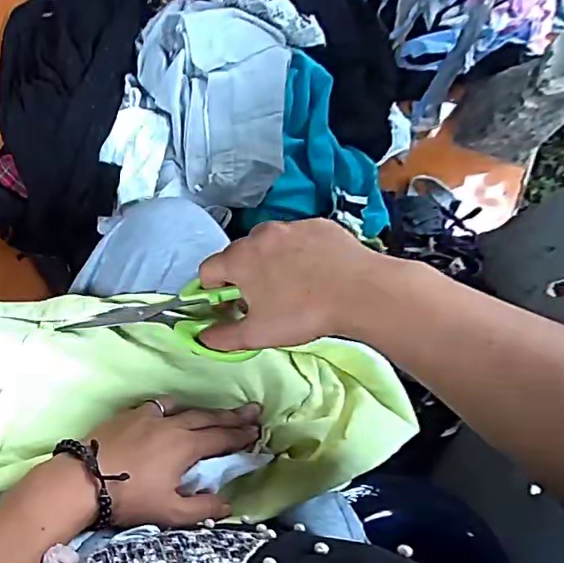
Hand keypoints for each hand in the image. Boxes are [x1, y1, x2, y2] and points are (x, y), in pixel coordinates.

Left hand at [83, 398, 261, 526]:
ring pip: (186, 409)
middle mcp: (172, 425)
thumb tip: (227, 504)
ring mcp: (149, 417)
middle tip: (253, 412)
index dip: (242, 437)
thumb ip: (202, 509)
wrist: (81, 480)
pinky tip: (174, 408)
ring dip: (206, 411)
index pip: (222, 439)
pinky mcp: (129, 415)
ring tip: (219, 412)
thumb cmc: (128, 499)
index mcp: (186, 447)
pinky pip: (159, 405)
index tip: (257, 434)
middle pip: (209, 418)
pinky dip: (174, 406)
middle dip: (233, 417)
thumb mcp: (170, 512)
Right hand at [196, 218, 405, 351]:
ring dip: (270, 263)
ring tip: (292, 287)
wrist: (360, 291)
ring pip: (268, 245)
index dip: (213, 291)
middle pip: (238, 255)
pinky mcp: (319, 224)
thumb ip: (223, 337)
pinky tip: (315, 274)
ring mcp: (291, 226)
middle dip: (242, 277)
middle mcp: (260, 235)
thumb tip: (203, 338)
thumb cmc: (302, 314)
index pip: (207, 270)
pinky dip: (299, 254)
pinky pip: (298, 239)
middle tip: (262, 302)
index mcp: (239, 259)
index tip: (230, 307)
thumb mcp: (257, 335)